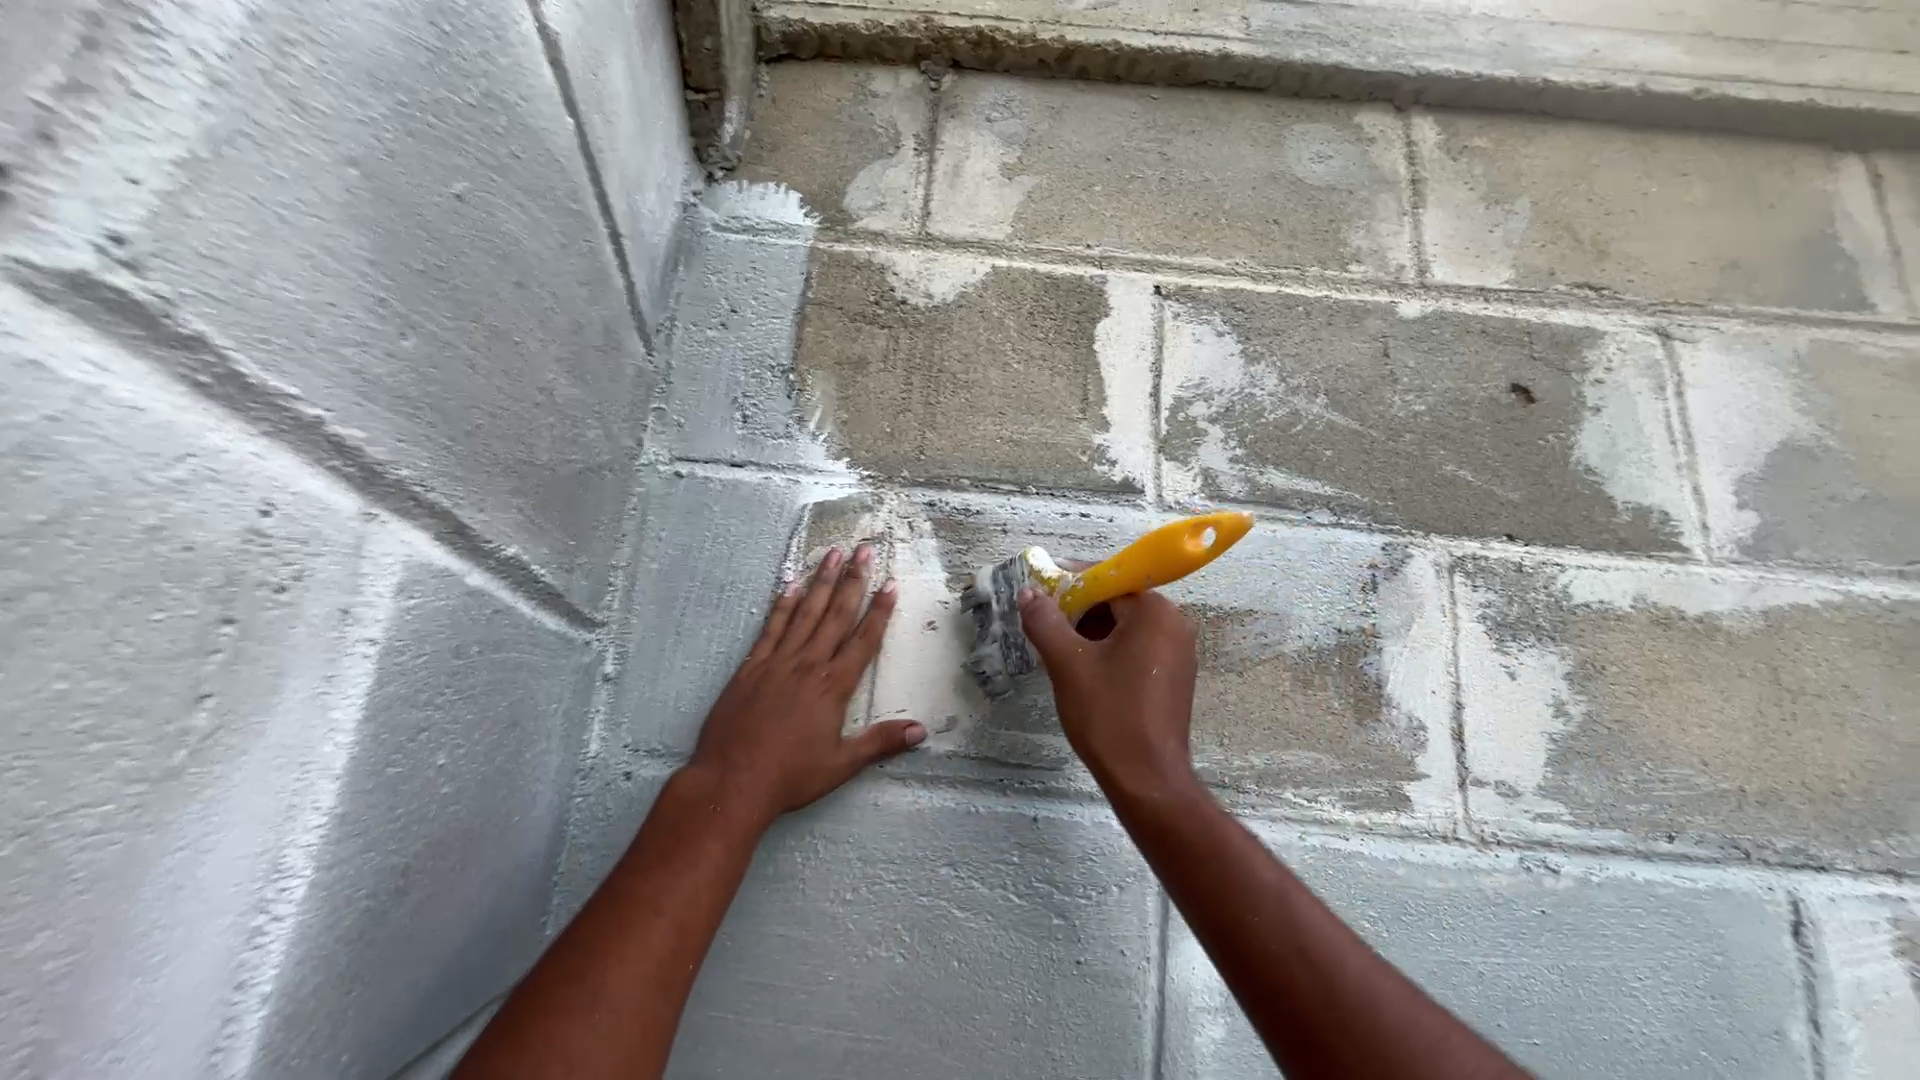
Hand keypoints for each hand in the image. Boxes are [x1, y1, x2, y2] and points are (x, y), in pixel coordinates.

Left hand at [689, 543, 925, 823]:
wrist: (732, 781)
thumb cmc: (789, 776)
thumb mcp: (842, 764)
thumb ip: (881, 742)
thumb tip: (921, 730)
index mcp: (833, 687)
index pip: (863, 640)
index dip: (879, 611)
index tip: (890, 584)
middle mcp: (808, 665)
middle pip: (836, 614)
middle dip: (853, 580)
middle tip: (865, 550)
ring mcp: (777, 662)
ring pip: (805, 612)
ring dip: (821, 581)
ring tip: (833, 553)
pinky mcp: (751, 667)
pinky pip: (771, 627)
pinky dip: (782, 604)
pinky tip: (790, 584)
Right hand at [1018, 588, 1200, 795]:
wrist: (1146, 779)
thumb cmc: (1108, 715)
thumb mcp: (1067, 664)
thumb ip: (1045, 621)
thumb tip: (1029, 594)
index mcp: (1155, 612)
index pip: (1109, 578)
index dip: (1071, 580)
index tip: (1039, 585)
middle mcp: (1174, 625)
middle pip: (1118, 600)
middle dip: (1078, 606)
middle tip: (1042, 617)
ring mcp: (1177, 653)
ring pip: (1126, 626)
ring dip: (1090, 629)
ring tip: (1054, 643)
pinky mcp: (1173, 677)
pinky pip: (1136, 648)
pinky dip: (1108, 649)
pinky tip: (1080, 666)